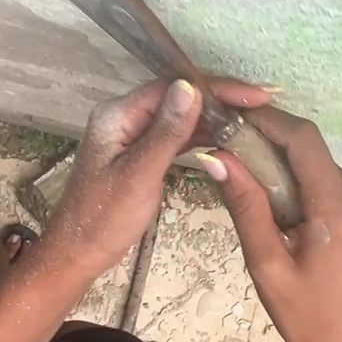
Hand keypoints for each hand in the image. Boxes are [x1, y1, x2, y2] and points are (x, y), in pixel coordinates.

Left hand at [46, 77, 273, 277]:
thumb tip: (191, 88)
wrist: (78, 253)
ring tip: (253, 121)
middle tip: (263, 105)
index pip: (172, 88)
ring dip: (213, 118)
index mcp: (118, 115)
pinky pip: (174, 136)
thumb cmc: (104, 219)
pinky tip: (227, 139)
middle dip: (220, 99)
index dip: (215, 87)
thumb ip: (166, 132)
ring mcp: (131, 135)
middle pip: (178, 97)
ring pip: (179, 116)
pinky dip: (200, 137)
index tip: (254, 96)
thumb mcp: (139, 175)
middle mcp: (124, 117)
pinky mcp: (139, 154)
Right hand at [205, 108, 341, 341]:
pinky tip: (279, 211)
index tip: (236, 117)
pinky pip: (332, 190)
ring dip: (287, 171)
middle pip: (313, 155)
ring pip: (321, 171)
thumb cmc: (303, 316)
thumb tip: (217, 158)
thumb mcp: (266, 264)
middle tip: (231, 154)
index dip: (271, 120)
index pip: (306, 141)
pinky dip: (303, 189)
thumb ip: (246, 206)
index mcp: (340, 209)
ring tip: (250, 187)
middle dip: (272, 148)